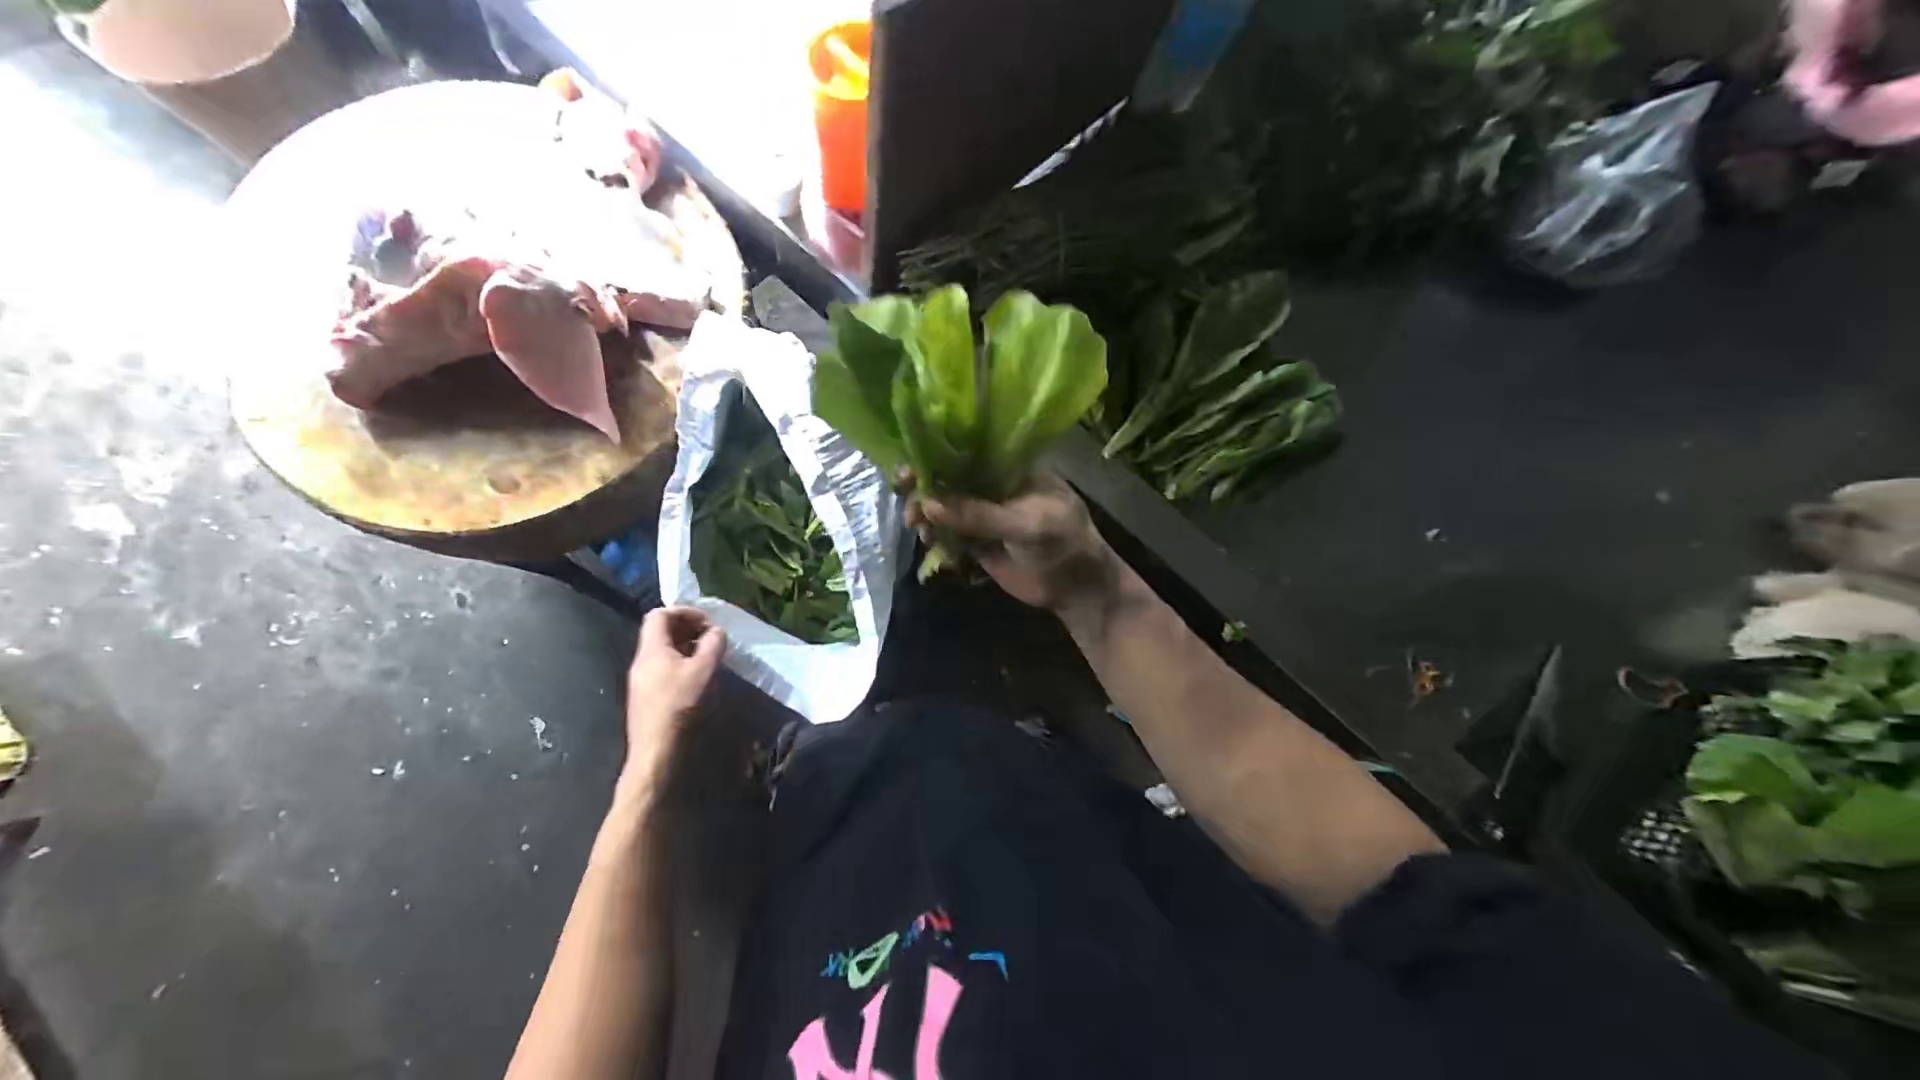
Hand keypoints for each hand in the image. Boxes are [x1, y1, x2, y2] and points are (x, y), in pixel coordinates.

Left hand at [622, 606, 725, 788]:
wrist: (657, 751)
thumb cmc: (680, 706)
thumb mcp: (704, 671)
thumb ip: (713, 645)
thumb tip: (715, 632)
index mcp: (651, 650)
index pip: (660, 615)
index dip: (684, 612)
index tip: (708, 621)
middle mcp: (641, 661)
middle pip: (660, 632)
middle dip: (687, 629)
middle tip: (712, 637)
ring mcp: (641, 681)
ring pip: (663, 652)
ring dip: (686, 648)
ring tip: (709, 657)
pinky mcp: (646, 697)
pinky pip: (663, 669)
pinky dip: (681, 664)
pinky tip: (698, 678)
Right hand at [906, 470, 1117, 615]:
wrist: (1078, 591)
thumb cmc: (1064, 546)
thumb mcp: (1027, 525)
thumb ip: (980, 514)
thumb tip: (930, 503)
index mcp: (1013, 469)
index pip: (970, 453)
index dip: (939, 456)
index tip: (911, 466)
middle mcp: (995, 486)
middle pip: (951, 479)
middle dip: (925, 486)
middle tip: (905, 498)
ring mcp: (985, 515)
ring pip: (946, 507)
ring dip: (926, 513)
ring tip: (917, 527)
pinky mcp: (978, 542)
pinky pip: (949, 533)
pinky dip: (934, 535)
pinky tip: (926, 540)